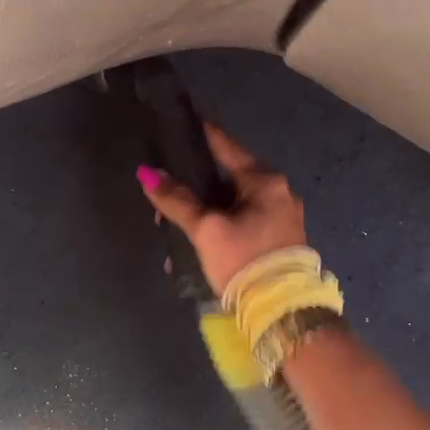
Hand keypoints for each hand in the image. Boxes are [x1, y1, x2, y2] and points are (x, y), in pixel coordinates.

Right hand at [136, 123, 307, 296]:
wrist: (282, 310)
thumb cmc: (243, 259)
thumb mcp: (206, 228)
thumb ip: (176, 200)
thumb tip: (147, 173)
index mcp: (264, 180)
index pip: (225, 146)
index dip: (201, 133)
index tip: (182, 119)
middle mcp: (279, 191)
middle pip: (229, 174)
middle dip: (196, 180)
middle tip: (167, 182)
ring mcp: (283, 214)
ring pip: (234, 198)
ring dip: (207, 204)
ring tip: (177, 215)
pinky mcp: (280, 236)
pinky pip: (244, 216)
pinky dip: (221, 218)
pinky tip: (201, 230)